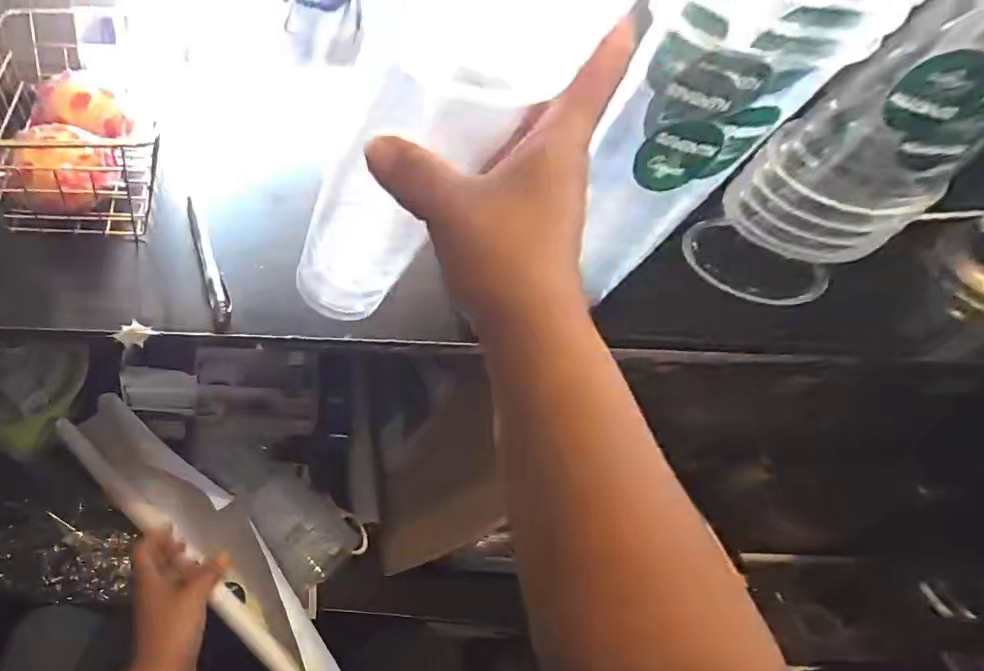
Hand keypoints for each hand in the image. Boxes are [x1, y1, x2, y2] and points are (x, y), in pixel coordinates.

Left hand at [129, 527, 226, 670]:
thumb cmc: (173, 630)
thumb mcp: (193, 597)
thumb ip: (207, 574)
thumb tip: (224, 553)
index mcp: (148, 579)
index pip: (145, 549)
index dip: (156, 535)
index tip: (173, 526)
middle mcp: (150, 591)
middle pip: (155, 564)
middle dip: (170, 552)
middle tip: (189, 543)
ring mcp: (158, 609)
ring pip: (167, 582)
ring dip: (182, 570)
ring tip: (203, 564)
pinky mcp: (168, 624)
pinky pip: (177, 598)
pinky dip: (189, 589)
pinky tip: (206, 591)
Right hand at [364, 19, 634, 331]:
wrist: (527, 326)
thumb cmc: (506, 257)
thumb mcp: (453, 209)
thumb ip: (416, 175)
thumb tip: (376, 145)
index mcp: (561, 141)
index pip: (601, 67)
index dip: (606, 29)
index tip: (602, 7)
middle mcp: (564, 163)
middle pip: (563, 102)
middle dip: (542, 72)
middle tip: (503, 49)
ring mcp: (551, 198)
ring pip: (537, 144)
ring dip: (516, 121)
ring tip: (478, 99)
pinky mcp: (532, 228)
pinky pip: (518, 178)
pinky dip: (499, 163)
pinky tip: (467, 168)